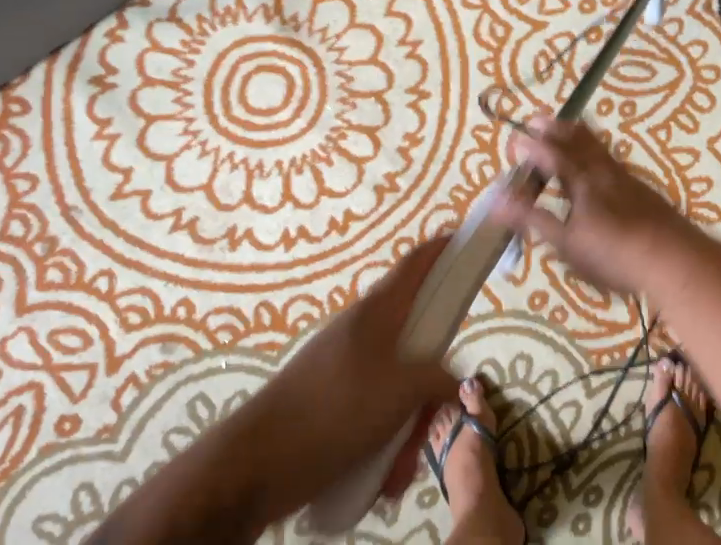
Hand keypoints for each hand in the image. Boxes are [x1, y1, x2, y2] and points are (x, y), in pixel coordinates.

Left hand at [234, 236, 459, 519]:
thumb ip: (440, 380)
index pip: (416, 264)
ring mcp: (345, 369)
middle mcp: (363, 332)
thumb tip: (456, 385)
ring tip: (402, 464)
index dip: (444, 249)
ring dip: (409, 425)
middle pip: (418, 338)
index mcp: (379, 312)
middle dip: (435, 382)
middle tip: (443, 410)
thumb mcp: (404, 389)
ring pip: (399, 387)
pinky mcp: (331, 405)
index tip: (468, 242)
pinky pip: (374, 416)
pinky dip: (384, 443)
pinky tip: (382, 477)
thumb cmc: (336, 408)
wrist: (252, 467)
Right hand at [492, 118, 700, 294]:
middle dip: (556, 129)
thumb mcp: (567, 242)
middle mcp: (604, 172)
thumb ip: (533, 218)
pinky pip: (613, 160)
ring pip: (599, 148)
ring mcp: (626, 179)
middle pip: (579, 141)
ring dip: (578, 135)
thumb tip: (495, 199)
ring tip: (568, 127)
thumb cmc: (614, 254)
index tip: (514, 139)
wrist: (673, 257)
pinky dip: (598, 151)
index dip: (532, 147)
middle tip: (537, 118)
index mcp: (583, 182)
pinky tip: (600, 162)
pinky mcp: (642, 190)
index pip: (552, 155)